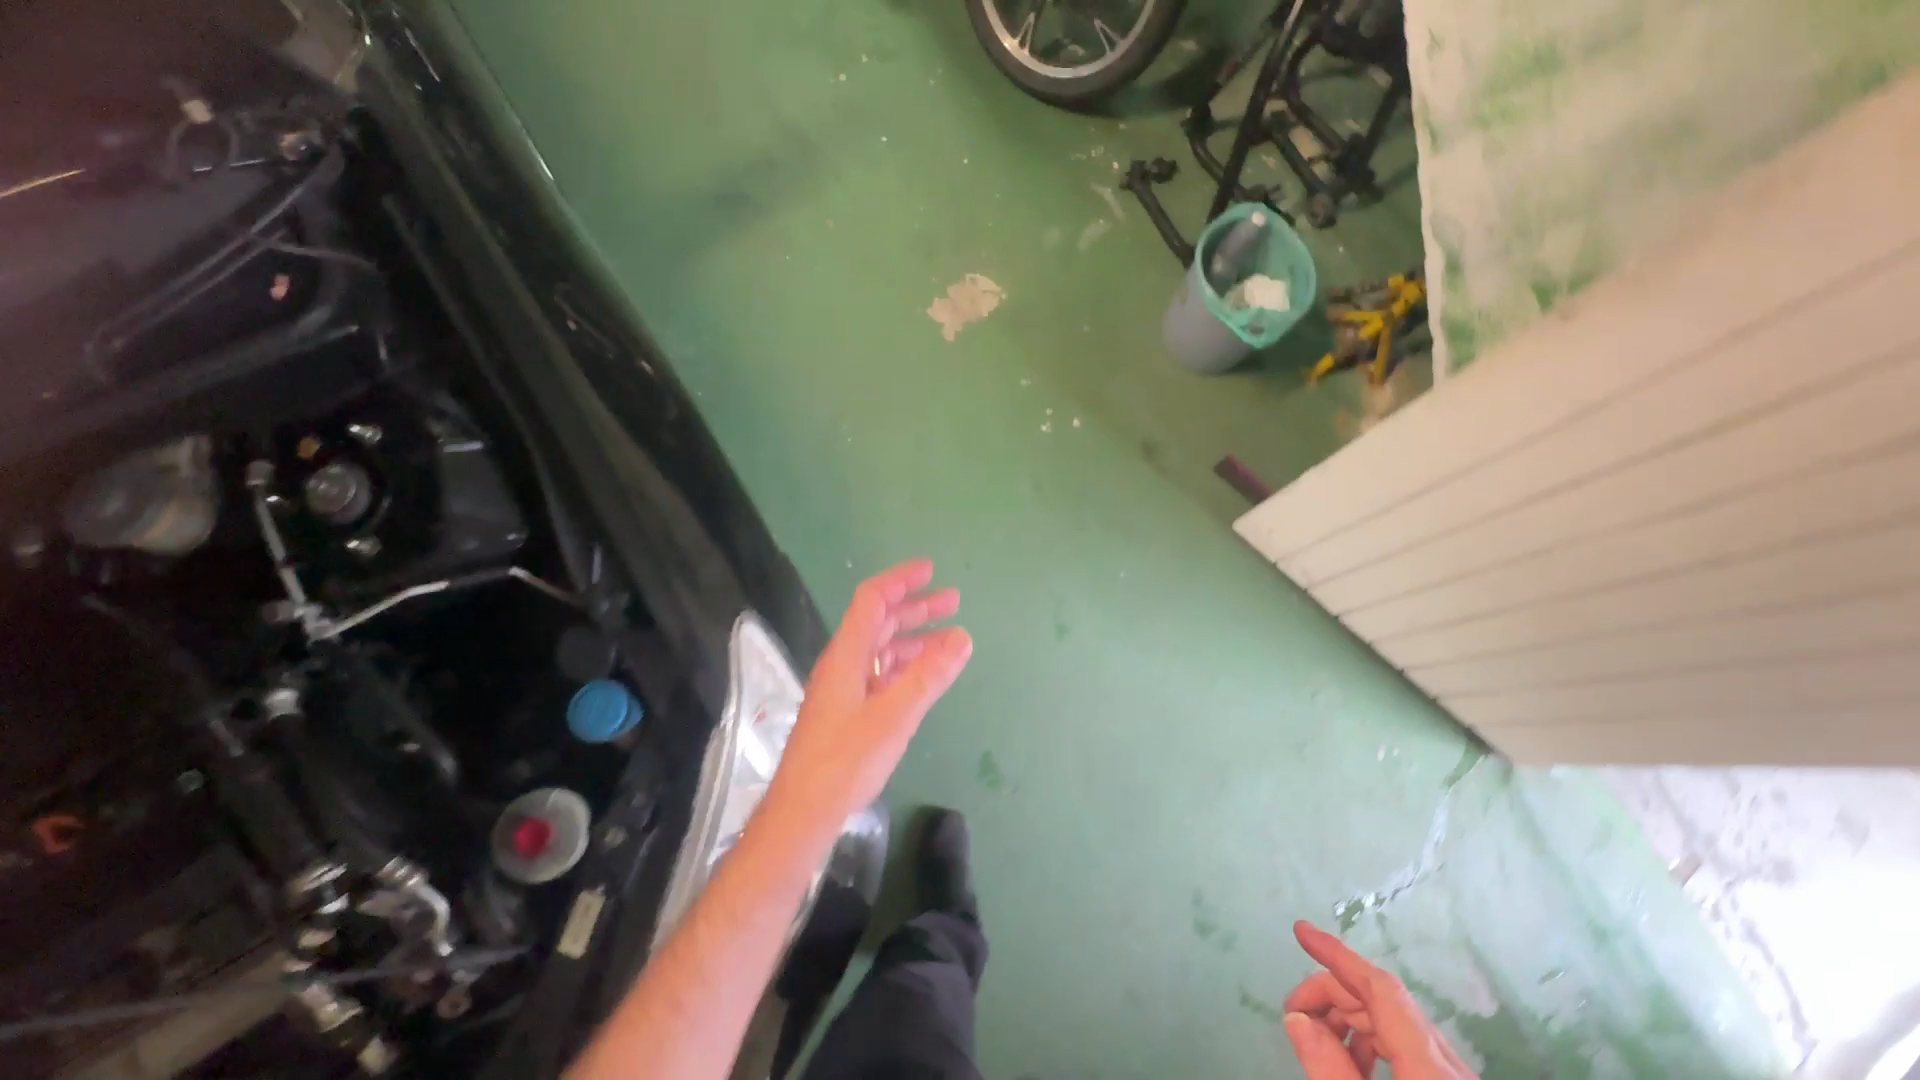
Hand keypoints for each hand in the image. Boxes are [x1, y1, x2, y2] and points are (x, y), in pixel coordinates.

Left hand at [769, 558, 972, 825]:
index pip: (872, 600)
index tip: (931, 570)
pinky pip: (879, 674)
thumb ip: (928, 676)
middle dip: (915, 607)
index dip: (901, 580)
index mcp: (847, 655)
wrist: (804, 810)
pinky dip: (904, 666)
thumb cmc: (846, 760)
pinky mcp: (846, 712)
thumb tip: (962, 637)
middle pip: (879, 621)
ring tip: (949, 638)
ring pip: (880, 649)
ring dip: (912, 638)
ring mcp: (843, 689)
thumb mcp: (895, 716)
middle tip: (953, 601)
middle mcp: (842, 664)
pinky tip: (924, 675)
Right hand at [1282, 921, 1478, 1079]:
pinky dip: (1374, 1044)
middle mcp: (1450, 1063)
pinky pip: (1409, 1047)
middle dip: (1334, 995)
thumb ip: (1330, 1067)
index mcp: (1430, 1067)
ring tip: (1320, 1046)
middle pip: (1385, 1002)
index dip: (1338, 955)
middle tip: (1294, 1015)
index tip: (1301, 931)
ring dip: (1351, 1022)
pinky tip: (1354, 1066)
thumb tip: (1296, 1018)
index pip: (1381, 988)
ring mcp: (1456, 1076)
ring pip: (1396, 1024)